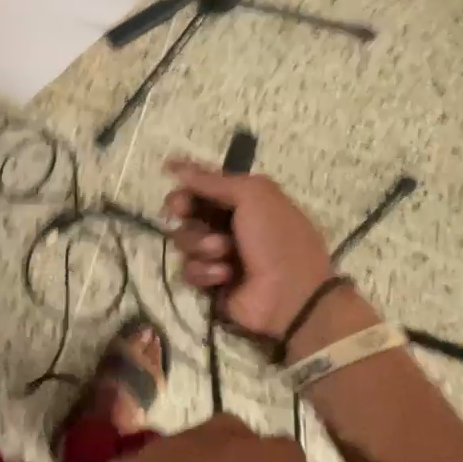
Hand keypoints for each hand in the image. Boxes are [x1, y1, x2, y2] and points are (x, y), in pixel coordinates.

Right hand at [165, 158, 333, 340]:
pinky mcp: (211, 283)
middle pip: (187, 209)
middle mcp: (229, 224)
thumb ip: (212, 179)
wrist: (291, 295)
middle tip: (183, 211)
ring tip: (225, 252)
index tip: (171, 173)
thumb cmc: (277, 238)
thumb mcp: (253, 195)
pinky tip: (226, 276)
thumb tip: (176, 166)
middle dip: (183, 209)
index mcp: (245, 200)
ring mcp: (219, 255)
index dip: (188, 181)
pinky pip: (189, 269)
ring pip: (184, 239)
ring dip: (201, 243)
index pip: (205, 184)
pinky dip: (206, 271)